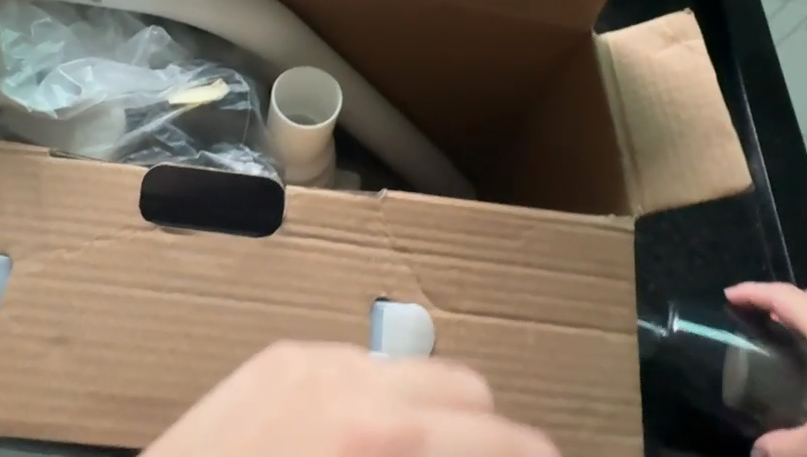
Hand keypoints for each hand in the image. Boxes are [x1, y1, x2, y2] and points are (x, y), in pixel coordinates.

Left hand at [143, 341, 561, 456]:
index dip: (530, 453)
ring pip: (417, 369)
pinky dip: (383, 401)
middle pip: (468, 388)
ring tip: (426, 454)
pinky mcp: (276, 359)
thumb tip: (491, 447)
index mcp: (374, 431)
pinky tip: (362, 442)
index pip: (495, 434)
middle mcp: (347, 377)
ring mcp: (307, 358)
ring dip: (435, 418)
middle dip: (486, 437)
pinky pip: (361, 365)